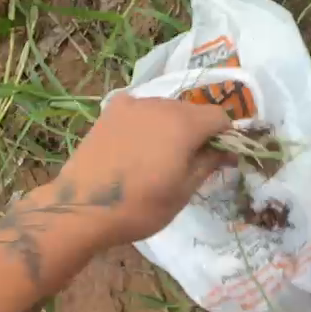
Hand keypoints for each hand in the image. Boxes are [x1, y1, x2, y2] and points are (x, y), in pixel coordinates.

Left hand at [42, 93, 236, 246]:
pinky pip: (142, 111)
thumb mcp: (182, 192)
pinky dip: (149, 125)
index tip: (223, 160)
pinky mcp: (111, 111)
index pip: (220, 116)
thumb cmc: (140, 207)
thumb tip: (227, 150)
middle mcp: (160, 104)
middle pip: (192, 111)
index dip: (227, 137)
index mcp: (183, 124)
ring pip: (166, 109)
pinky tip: (140, 149)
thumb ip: (208, 164)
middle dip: (200, 133)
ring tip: (163, 160)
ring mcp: (133, 104)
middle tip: (193, 164)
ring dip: (173, 128)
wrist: (83, 207)